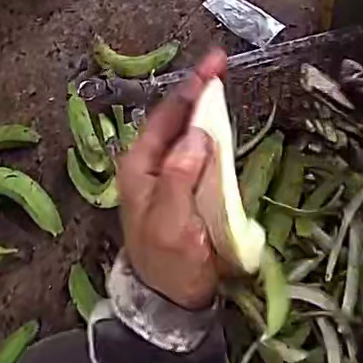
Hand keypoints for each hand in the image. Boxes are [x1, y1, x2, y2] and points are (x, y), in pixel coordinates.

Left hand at [115, 49, 229, 309]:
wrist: (172, 300)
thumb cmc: (169, 264)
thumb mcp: (171, 224)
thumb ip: (181, 177)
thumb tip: (198, 133)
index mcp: (141, 166)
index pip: (167, 115)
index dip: (191, 87)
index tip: (213, 64)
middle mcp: (152, 162)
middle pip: (177, 115)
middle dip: (199, 87)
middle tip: (221, 62)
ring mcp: (170, 173)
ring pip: (188, 129)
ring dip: (205, 104)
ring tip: (221, 79)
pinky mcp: (187, 184)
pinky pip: (200, 148)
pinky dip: (212, 127)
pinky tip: (221, 116)